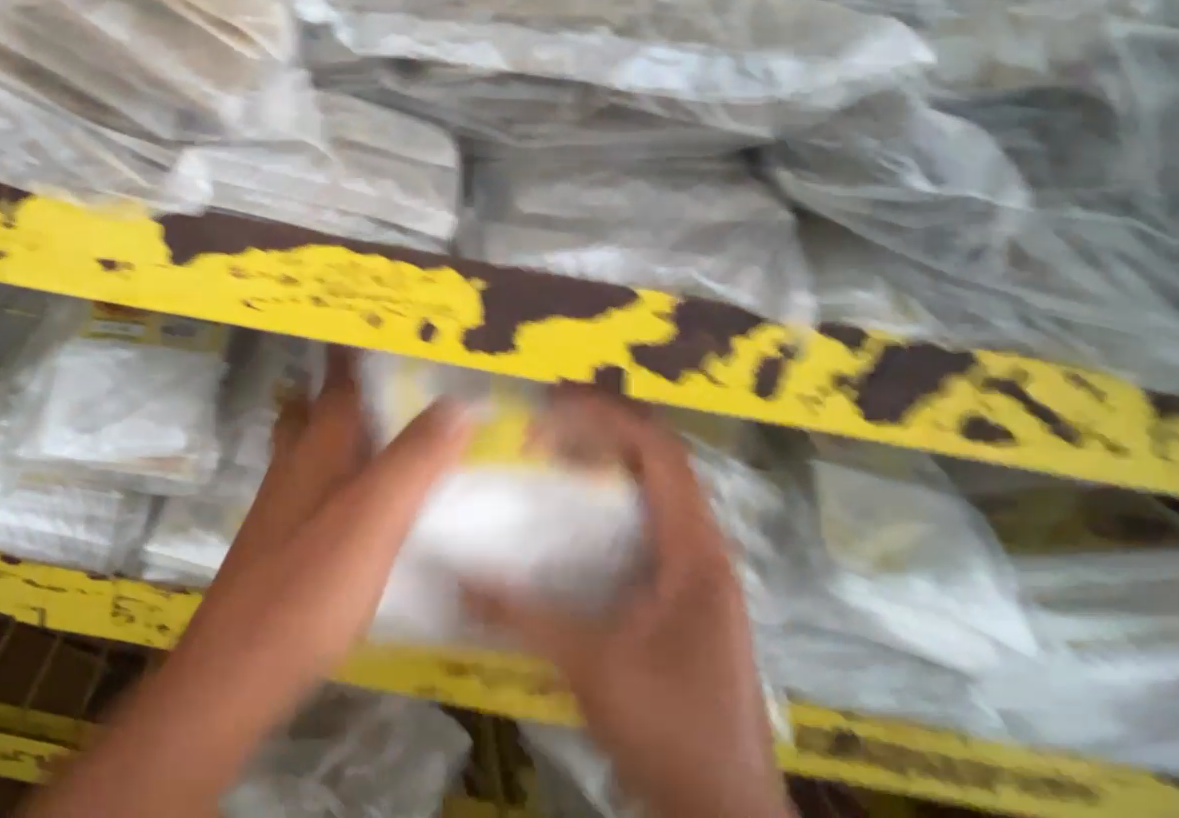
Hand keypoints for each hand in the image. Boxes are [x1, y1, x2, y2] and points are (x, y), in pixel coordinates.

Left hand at [180, 346, 473, 692]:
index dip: (360, 348)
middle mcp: (296, 463)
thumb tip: (460, 401)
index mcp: (319, 446)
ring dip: (346, 428)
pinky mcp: (285, 541)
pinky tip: (370, 500)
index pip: (340, 377)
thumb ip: (416, 459)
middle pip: (319, 406)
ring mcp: (284, 503)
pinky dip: (345, 473)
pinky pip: (318, 486)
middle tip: (402, 373)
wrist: (240, 666)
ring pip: (314, 446)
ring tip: (397, 426)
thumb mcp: (375, 518)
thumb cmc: (309, 585)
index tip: (392, 322)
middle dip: (350, 383)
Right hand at [466, 389, 788, 817]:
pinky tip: (564, 538)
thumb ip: (520, 614)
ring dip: (601, 479)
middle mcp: (704, 556)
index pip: (661, 454)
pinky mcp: (684, 610)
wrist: (725, 811)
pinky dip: (604, 520)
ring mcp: (698, 585)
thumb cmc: (669, 726)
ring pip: (650, 506)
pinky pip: (644, 540)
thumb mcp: (589, 664)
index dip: (609, 416)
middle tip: (535, 431)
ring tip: (544, 469)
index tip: (550, 401)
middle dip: (598, 440)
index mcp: (695, 552)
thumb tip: (453, 574)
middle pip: (657, 470)